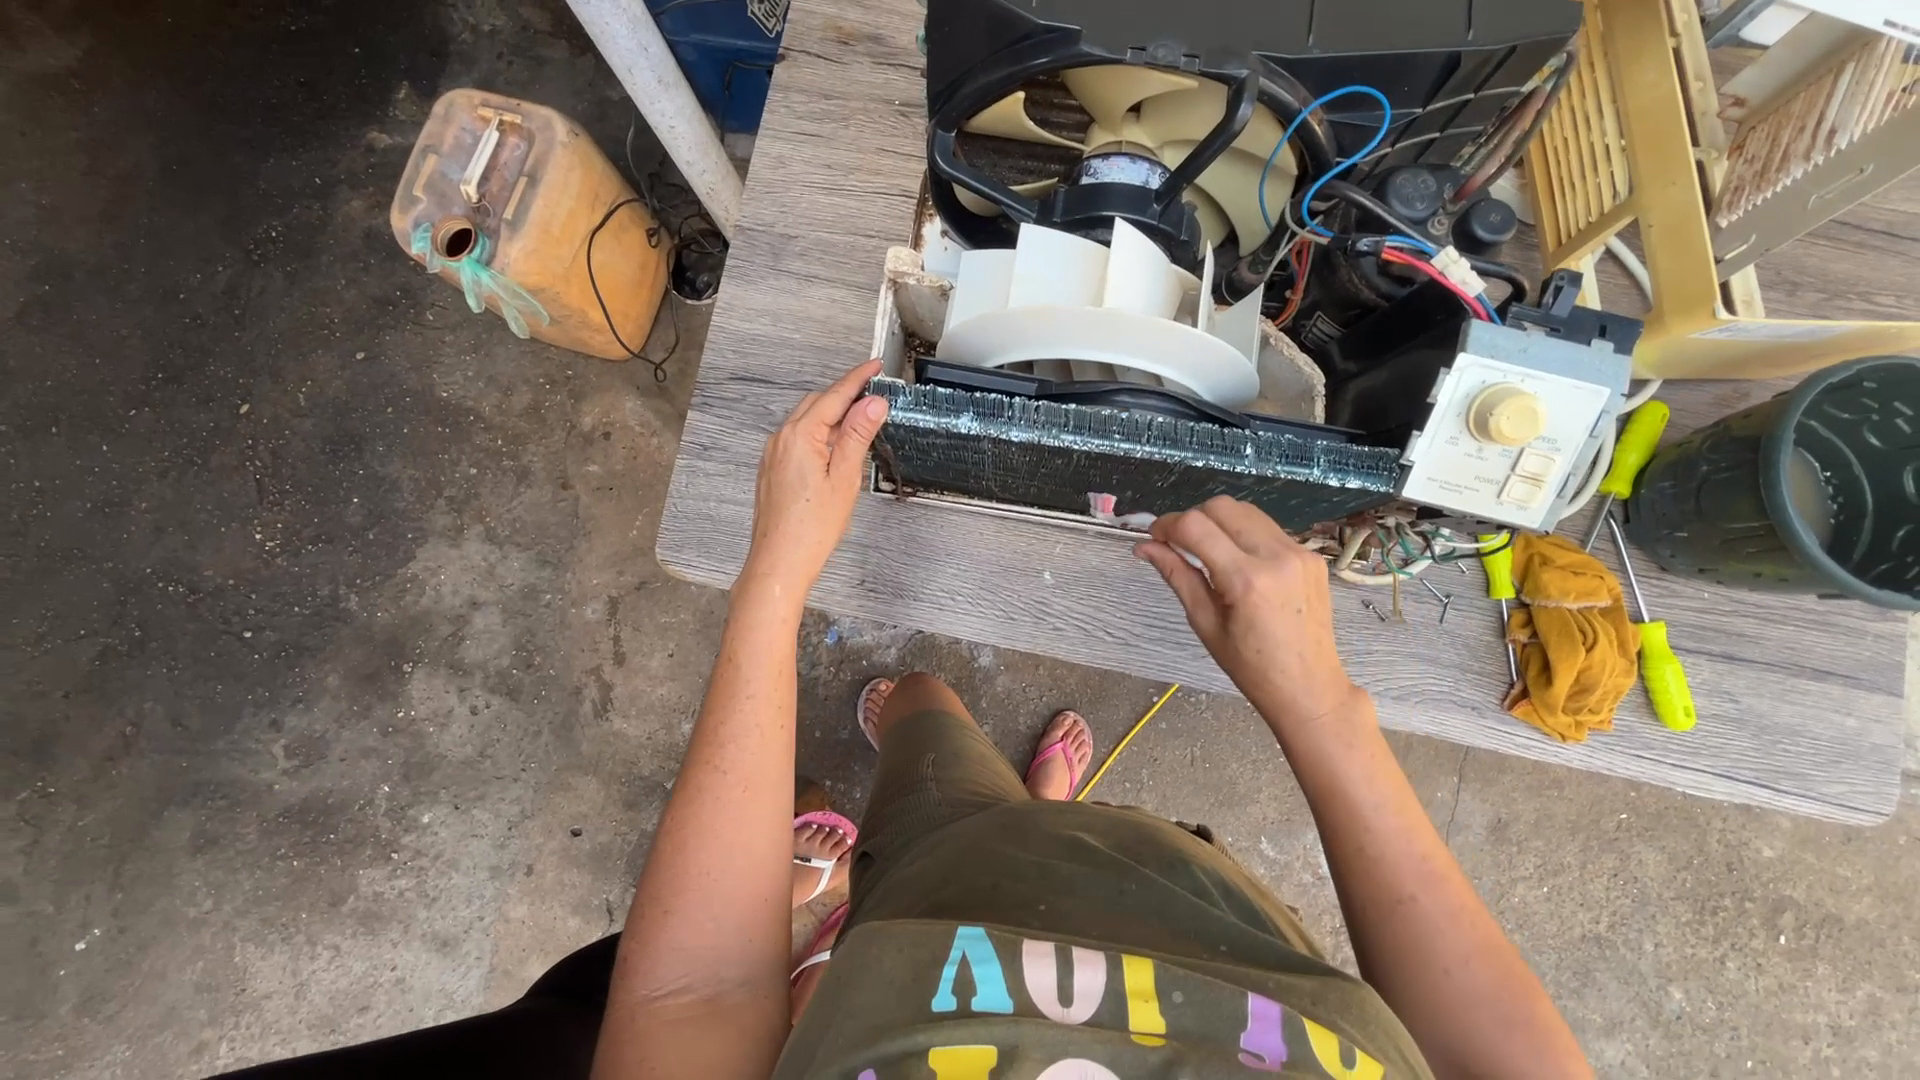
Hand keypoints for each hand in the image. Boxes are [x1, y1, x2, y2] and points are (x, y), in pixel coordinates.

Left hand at [741, 359, 889, 594]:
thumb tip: (873, 403)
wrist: (779, 562)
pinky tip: (834, 448)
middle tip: (873, 391)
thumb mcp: (844, 479)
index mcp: (800, 436)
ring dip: (832, 415)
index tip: (874, 366)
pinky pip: (798, 438)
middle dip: (845, 394)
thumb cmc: (810, 529)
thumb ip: (857, 436)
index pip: (834, 396)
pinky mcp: (772, 469)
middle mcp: (781, 439)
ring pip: (806, 420)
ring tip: (860, 420)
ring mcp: (773, 454)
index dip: (857, 379)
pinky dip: (819, 433)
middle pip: (818, 403)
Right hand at [1135, 497, 1365, 737]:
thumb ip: (1176, 575)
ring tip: (1207, 551)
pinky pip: (1268, 528)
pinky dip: (1244, 534)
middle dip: (1192, 518)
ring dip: (1218, 522)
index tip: (1154, 538)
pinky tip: (1238, 561)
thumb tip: (1144, 547)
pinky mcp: (1311, 556)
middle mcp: (1276, 556)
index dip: (1167, 525)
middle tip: (1179, 544)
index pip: (1195, 526)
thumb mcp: (1204, 622)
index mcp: (1246, 580)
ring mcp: (1299, 553)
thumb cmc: (1250, 666)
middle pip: (1221, 507)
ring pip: (1246, 511)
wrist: (1308, 686)